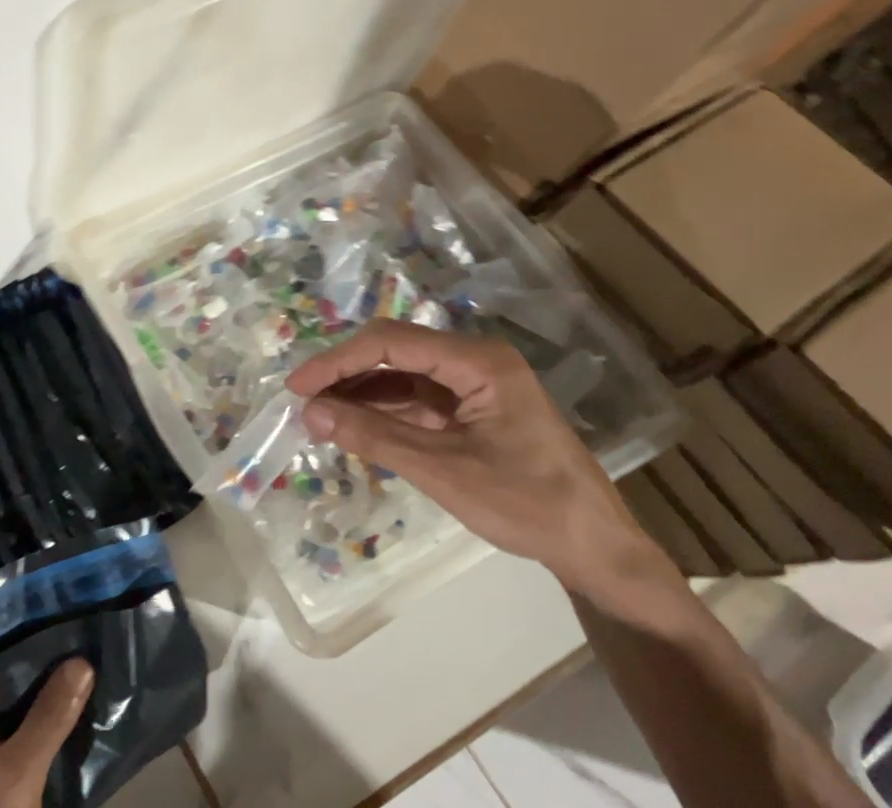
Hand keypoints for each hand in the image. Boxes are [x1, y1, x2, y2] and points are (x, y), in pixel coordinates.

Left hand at [0, 661, 94, 807]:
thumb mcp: (16, 770)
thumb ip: (48, 718)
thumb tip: (82, 662)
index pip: (14, 668)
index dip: (52, 661)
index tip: (93, 653)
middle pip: (25, 695)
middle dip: (62, 691)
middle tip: (107, 677)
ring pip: (33, 722)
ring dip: (63, 719)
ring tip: (106, 701)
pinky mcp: (1, 778)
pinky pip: (33, 748)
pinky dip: (57, 745)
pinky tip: (89, 738)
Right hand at [286, 321, 670, 597]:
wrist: (594, 546)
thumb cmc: (526, 505)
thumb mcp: (442, 470)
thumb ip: (373, 436)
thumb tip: (310, 413)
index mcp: (479, 363)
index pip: (392, 343)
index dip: (338, 360)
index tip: (297, 387)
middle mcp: (476, 362)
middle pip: (395, 352)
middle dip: (345, 372)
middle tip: (301, 399)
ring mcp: (475, 386)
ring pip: (402, 376)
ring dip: (359, 393)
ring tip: (317, 414)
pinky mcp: (473, 411)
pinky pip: (416, 400)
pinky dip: (382, 411)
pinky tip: (351, 425)